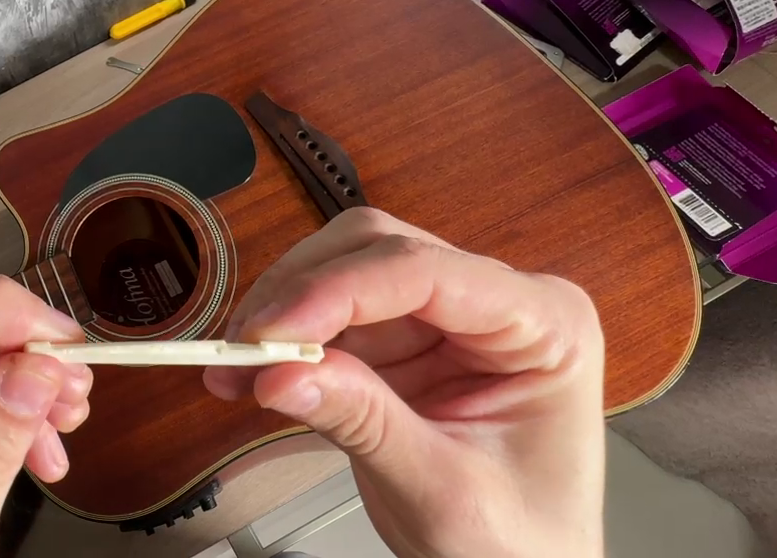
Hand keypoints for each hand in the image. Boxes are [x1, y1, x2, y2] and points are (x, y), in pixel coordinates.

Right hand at [204, 208, 605, 557]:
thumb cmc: (517, 549)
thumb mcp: (446, 499)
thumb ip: (367, 427)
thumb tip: (277, 375)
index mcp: (543, 323)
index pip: (424, 272)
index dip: (337, 291)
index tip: (268, 334)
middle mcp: (489, 294)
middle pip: (372, 249)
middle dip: (300, 293)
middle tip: (244, 346)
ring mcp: (437, 306)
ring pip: (335, 263)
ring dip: (277, 309)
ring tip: (233, 363)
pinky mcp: (393, 326)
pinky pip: (321, 305)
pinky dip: (278, 332)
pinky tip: (245, 366)